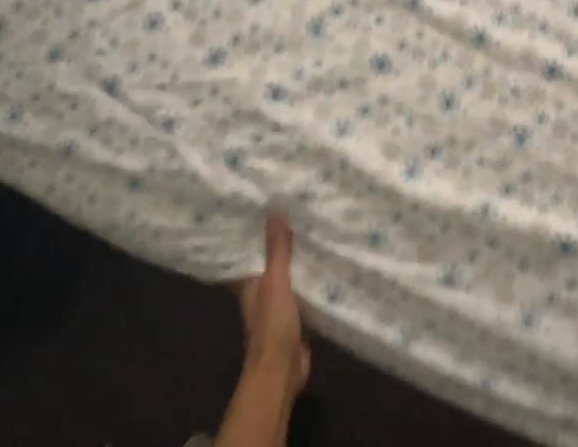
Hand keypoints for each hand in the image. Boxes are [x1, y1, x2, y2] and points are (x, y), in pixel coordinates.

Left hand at [238, 212, 310, 395]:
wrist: (282, 372)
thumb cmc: (272, 325)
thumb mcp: (276, 282)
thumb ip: (277, 249)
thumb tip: (274, 208)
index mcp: (250, 283)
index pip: (251, 251)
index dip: (259, 231)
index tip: (271, 206)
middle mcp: (261, 293)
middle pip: (272, 262)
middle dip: (284, 243)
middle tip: (302, 212)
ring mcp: (279, 306)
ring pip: (290, 276)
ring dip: (299, 261)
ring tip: (318, 232)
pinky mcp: (297, 318)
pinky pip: (304, 291)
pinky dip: (312, 280)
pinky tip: (327, 266)